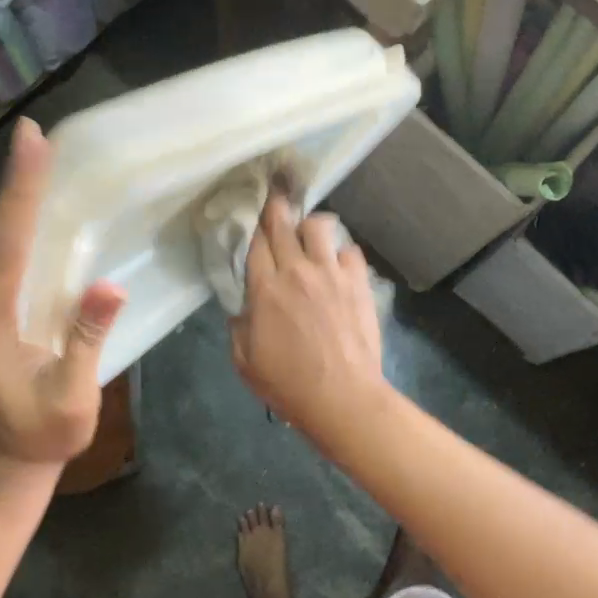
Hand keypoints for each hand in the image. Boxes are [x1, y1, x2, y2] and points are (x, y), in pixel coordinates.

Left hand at [0, 119, 125, 469]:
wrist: (1, 464)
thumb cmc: (45, 436)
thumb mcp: (73, 398)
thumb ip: (85, 341)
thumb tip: (109, 287)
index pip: (3, 251)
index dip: (19, 193)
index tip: (29, 142)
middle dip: (14, 191)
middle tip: (35, 140)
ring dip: (9, 213)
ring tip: (36, 169)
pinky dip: (3, 238)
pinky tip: (24, 221)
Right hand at [230, 194, 387, 430]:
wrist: (343, 398)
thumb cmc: (288, 385)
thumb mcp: (245, 361)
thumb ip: (239, 327)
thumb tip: (243, 308)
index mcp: (265, 290)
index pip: (255, 242)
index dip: (252, 226)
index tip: (251, 218)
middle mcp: (297, 271)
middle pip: (283, 223)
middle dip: (276, 208)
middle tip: (276, 200)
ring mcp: (331, 273)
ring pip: (319, 226)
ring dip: (310, 226)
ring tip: (309, 234)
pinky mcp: (358, 282)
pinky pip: (349, 250)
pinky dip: (341, 253)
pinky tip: (338, 264)